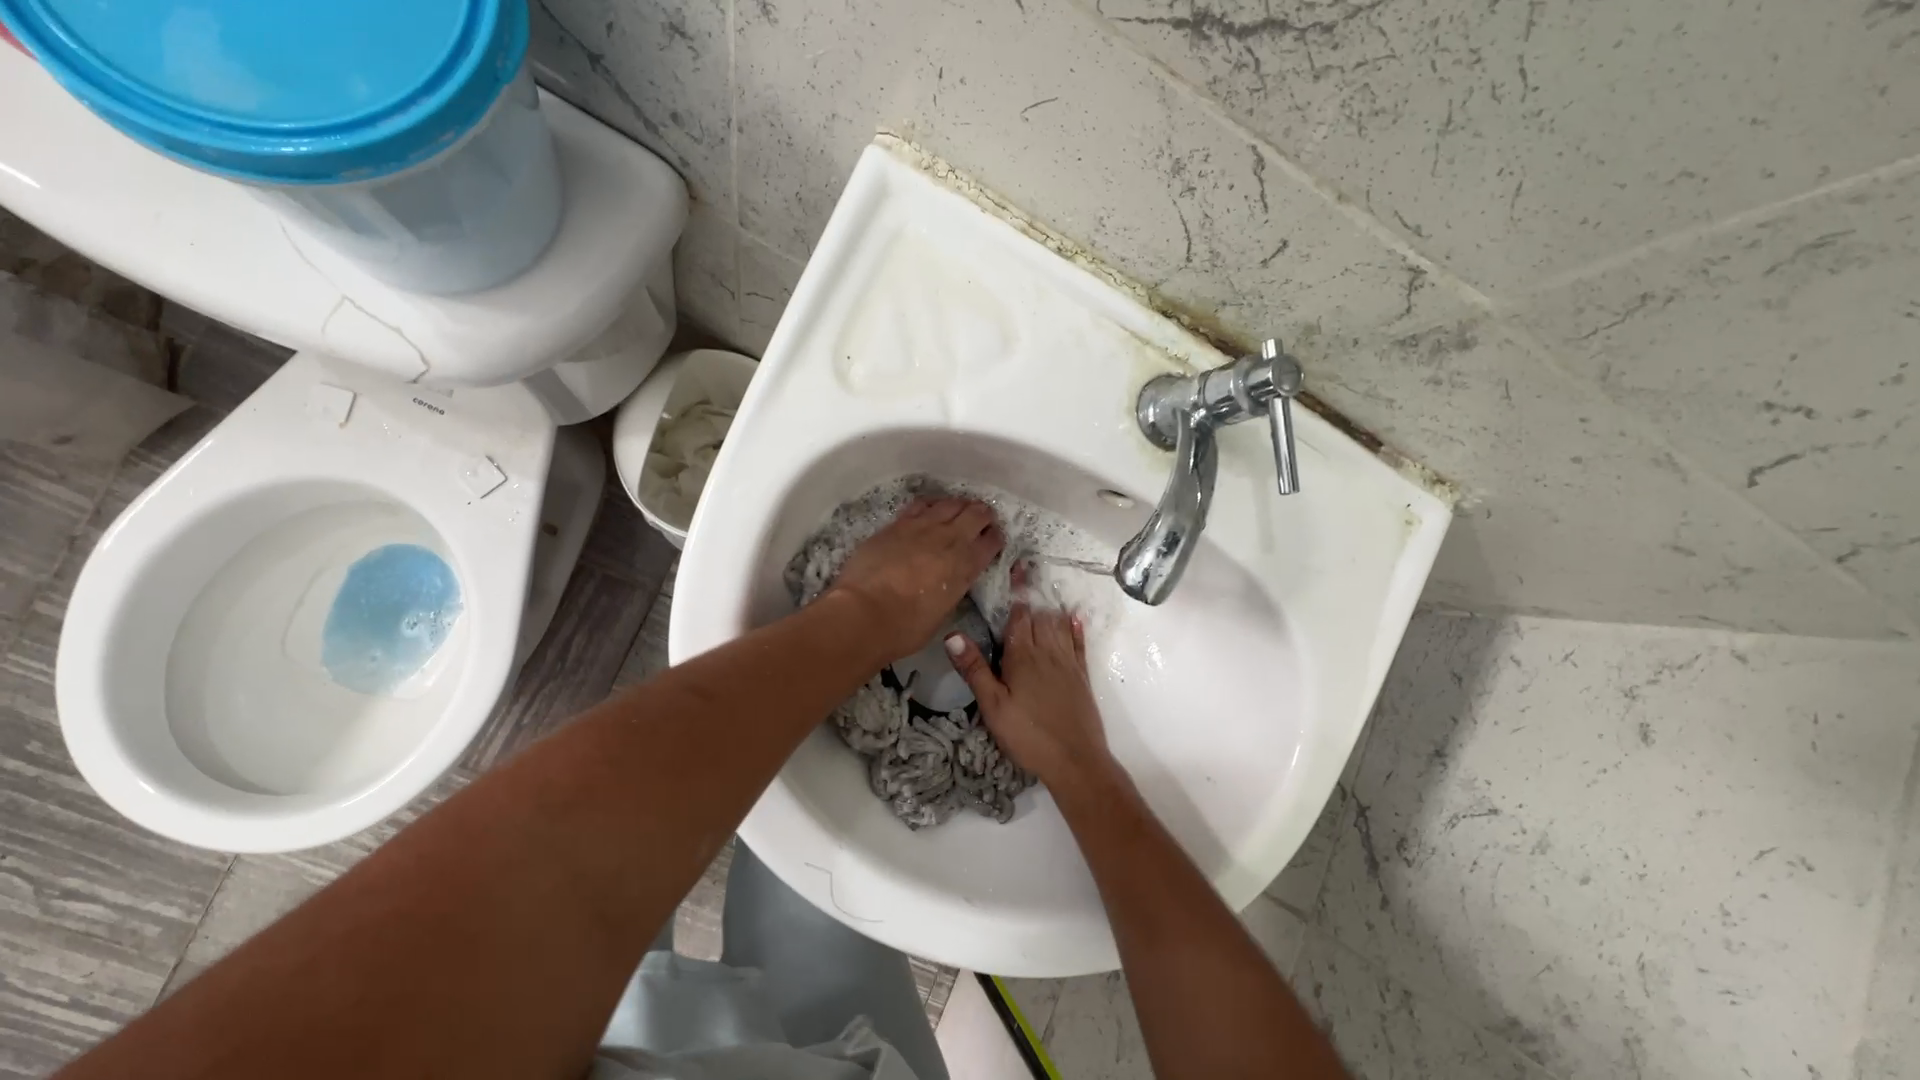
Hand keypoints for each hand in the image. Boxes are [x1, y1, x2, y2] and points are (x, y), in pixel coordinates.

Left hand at [828, 496, 1004, 661]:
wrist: (864, 612)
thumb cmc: (906, 627)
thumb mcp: (942, 613)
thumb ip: (951, 590)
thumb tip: (949, 582)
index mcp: (966, 566)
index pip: (991, 542)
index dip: (995, 538)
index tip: (993, 539)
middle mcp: (950, 540)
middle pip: (976, 514)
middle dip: (982, 515)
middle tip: (982, 518)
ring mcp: (923, 527)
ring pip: (950, 504)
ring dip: (959, 505)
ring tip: (959, 509)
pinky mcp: (898, 524)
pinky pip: (921, 505)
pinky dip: (931, 505)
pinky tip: (930, 509)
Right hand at [945, 568, 1118, 792]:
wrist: (1076, 760)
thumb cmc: (1028, 735)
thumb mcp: (992, 706)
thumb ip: (975, 669)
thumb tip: (952, 635)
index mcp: (1022, 656)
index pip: (1018, 616)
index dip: (1015, 593)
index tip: (1014, 568)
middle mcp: (1047, 652)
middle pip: (1039, 616)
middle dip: (1032, 594)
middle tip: (1026, 572)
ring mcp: (1067, 663)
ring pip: (1059, 625)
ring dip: (1050, 606)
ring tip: (1044, 588)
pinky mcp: (1081, 677)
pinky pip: (1078, 644)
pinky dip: (1074, 628)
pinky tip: (1072, 618)